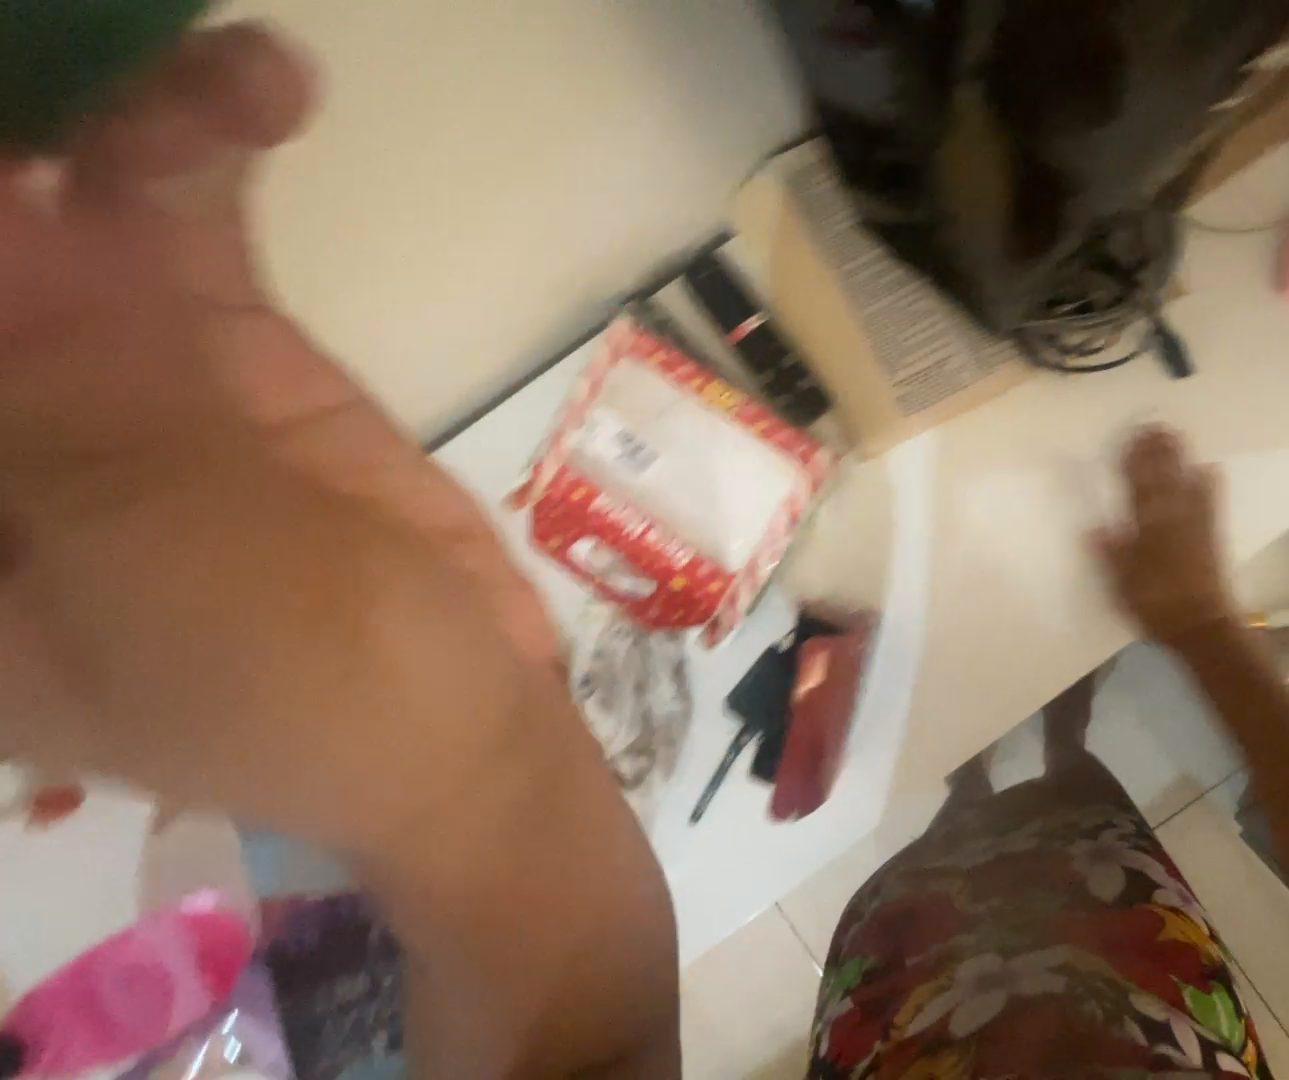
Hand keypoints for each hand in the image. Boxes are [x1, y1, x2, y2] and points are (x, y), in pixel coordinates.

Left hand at [0, 25, 573, 853]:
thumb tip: (0, 200)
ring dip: (129, 124)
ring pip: (67, 216)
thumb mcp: (179, 558)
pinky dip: (213, 157)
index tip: (10, 168)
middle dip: (16, 148)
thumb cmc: (313, 683)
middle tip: (81, 47)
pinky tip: (262, 94)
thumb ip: (78, 393)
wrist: (467, 714)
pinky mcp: (236, 365)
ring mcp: (114, 384)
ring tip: (239, 68)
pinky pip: (190, 238)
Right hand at [1092, 427, 1237, 646]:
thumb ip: (1111, 556)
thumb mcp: (1122, 587)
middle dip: (1156, 452)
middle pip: (1162, 479)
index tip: (1127, 439)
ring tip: (1174, 434)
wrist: (1203, 626)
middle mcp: (1171, 521)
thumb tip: (1094, 528)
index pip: (1135, 490)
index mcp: (1146, 532)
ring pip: (1185, 482)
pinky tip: (1209, 468)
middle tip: (1152, 425)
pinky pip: (1210, 501)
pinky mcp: (1212, 534)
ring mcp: (1195, 525)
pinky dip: (1208, 483)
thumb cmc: (1156, 608)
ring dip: (1179, 458)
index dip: (1131, 464)